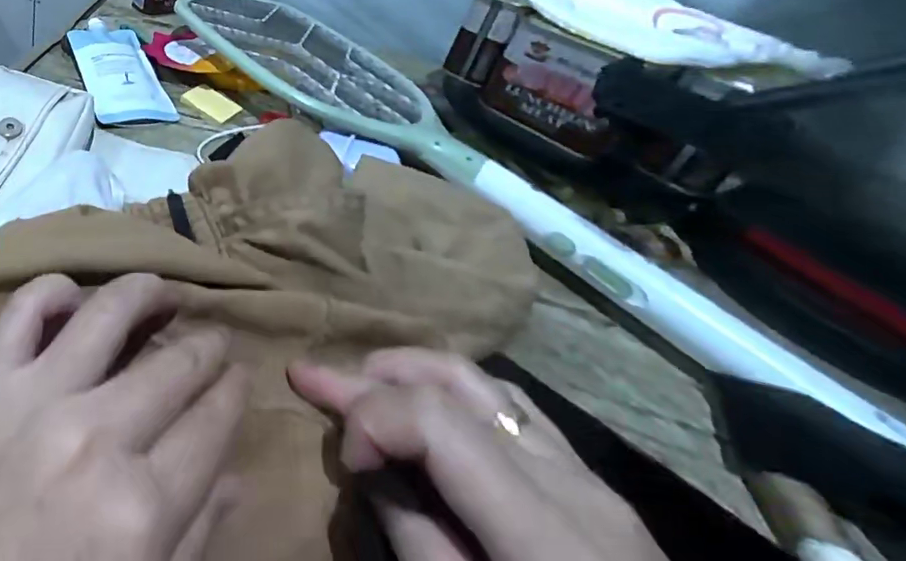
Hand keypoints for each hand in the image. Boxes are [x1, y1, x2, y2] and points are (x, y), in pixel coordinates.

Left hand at [0, 273, 248, 560]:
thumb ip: (191, 537)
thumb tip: (234, 475)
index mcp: (139, 506)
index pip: (210, 426)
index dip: (233, 393)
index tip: (241, 374)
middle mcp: (96, 436)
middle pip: (172, 367)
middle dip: (206, 345)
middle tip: (215, 335)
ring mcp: (37, 397)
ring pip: (107, 315)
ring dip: (144, 292)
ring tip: (160, 288)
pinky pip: (24, 310)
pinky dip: (52, 290)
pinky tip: (72, 293)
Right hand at [288, 349, 668, 560]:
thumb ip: (414, 534)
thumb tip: (370, 464)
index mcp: (547, 533)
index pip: (436, 420)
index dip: (373, 420)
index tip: (346, 462)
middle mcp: (573, 484)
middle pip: (456, 383)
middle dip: (373, 375)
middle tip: (311, 376)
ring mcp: (591, 479)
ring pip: (485, 382)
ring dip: (412, 372)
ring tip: (360, 380)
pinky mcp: (595, 487)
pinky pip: (514, 410)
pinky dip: (455, 393)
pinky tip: (425, 402)